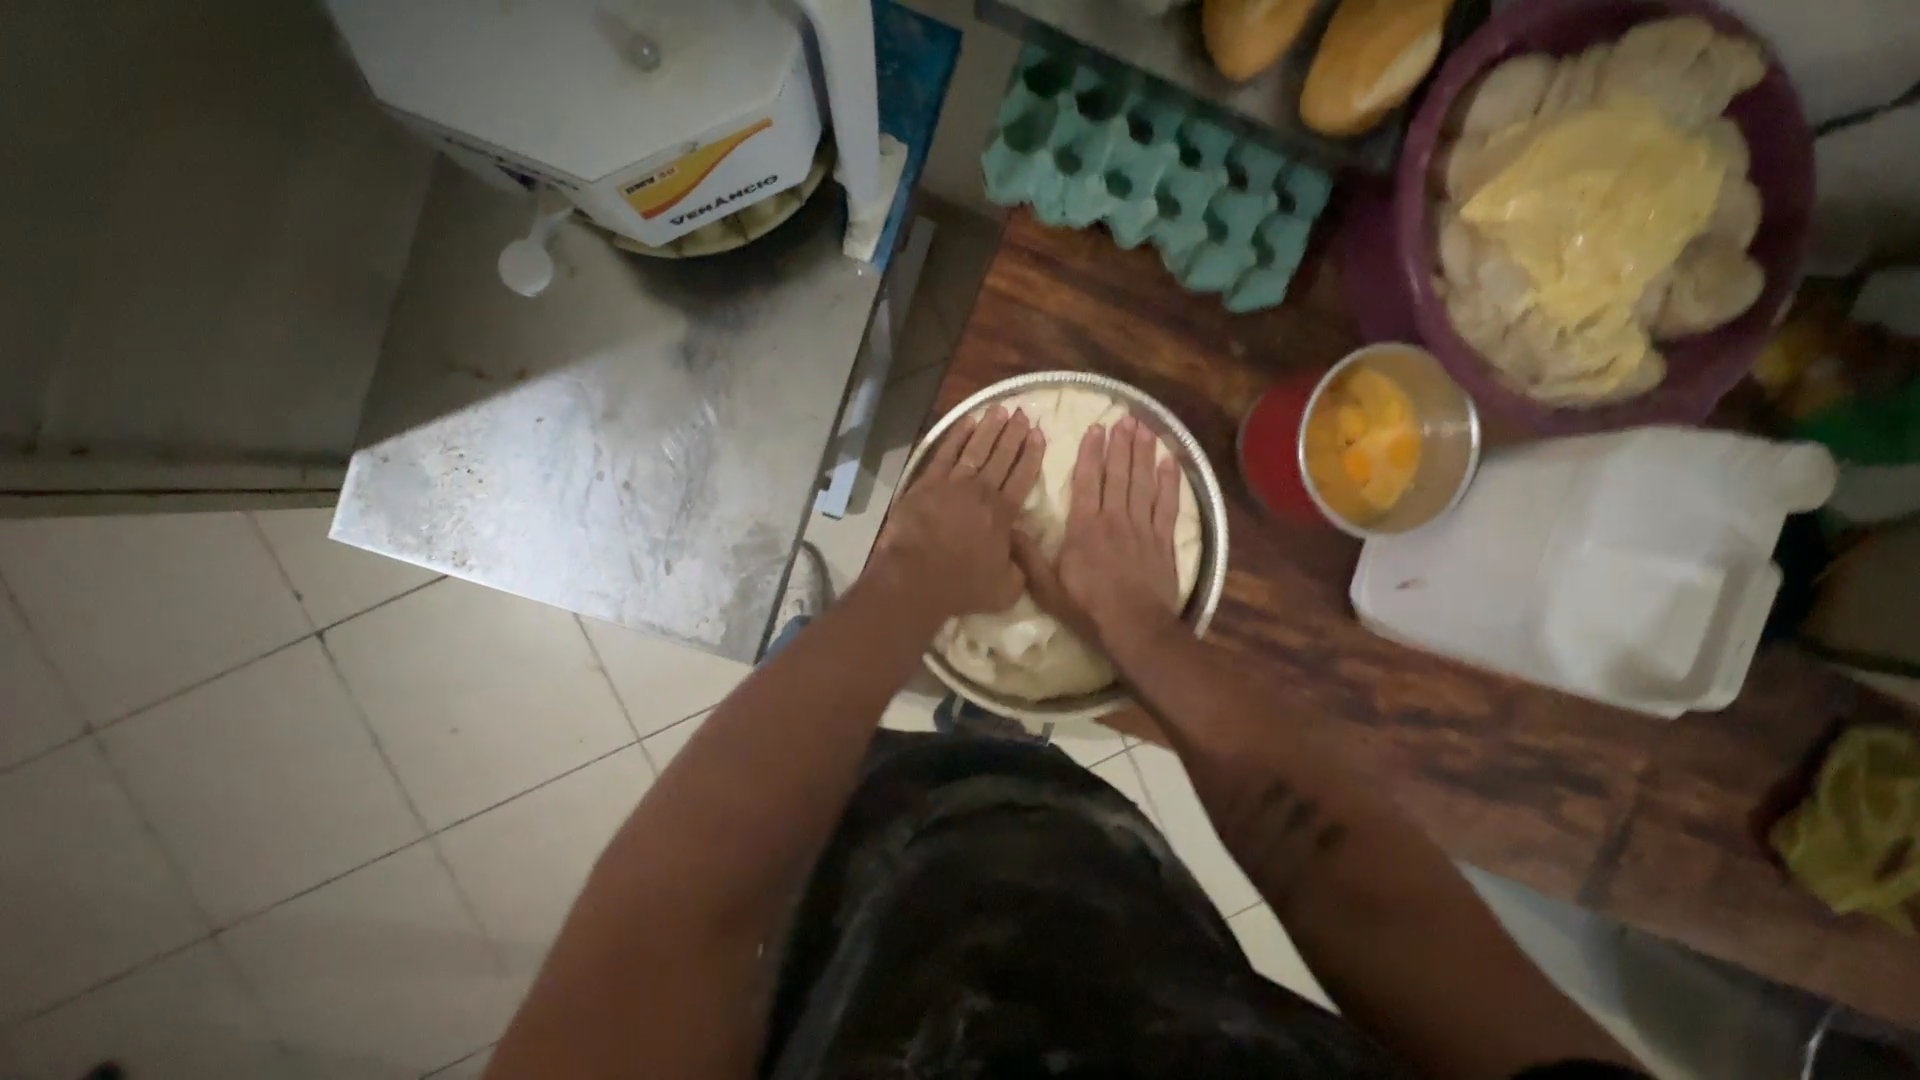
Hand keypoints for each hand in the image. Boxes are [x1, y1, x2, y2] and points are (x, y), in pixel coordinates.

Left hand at [869, 405, 1044, 618]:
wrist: (916, 578)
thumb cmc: (962, 587)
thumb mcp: (1006, 588)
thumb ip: (1020, 568)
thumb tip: (1023, 553)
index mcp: (1003, 514)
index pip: (1023, 476)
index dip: (1032, 454)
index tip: (1039, 433)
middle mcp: (981, 491)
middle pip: (1002, 456)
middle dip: (1014, 433)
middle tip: (1023, 412)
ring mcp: (952, 484)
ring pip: (976, 449)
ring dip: (990, 428)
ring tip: (1000, 410)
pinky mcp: (926, 483)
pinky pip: (945, 453)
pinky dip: (957, 435)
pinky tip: (967, 421)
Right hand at [1018, 414, 1182, 652]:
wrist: (1133, 626)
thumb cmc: (1087, 608)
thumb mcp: (1046, 587)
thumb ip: (1027, 557)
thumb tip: (1009, 529)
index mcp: (1084, 528)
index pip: (1086, 482)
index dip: (1090, 453)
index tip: (1094, 429)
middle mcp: (1113, 519)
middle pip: (1118, 474)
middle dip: (1120, 445)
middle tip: (1123, 418)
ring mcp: (1142, 528)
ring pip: (1143, 483)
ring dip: (1143, 454)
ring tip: (1144, 428)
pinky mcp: (1164, 540)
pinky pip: (1167, 504)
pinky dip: (1170, 481)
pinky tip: (1170, 461)